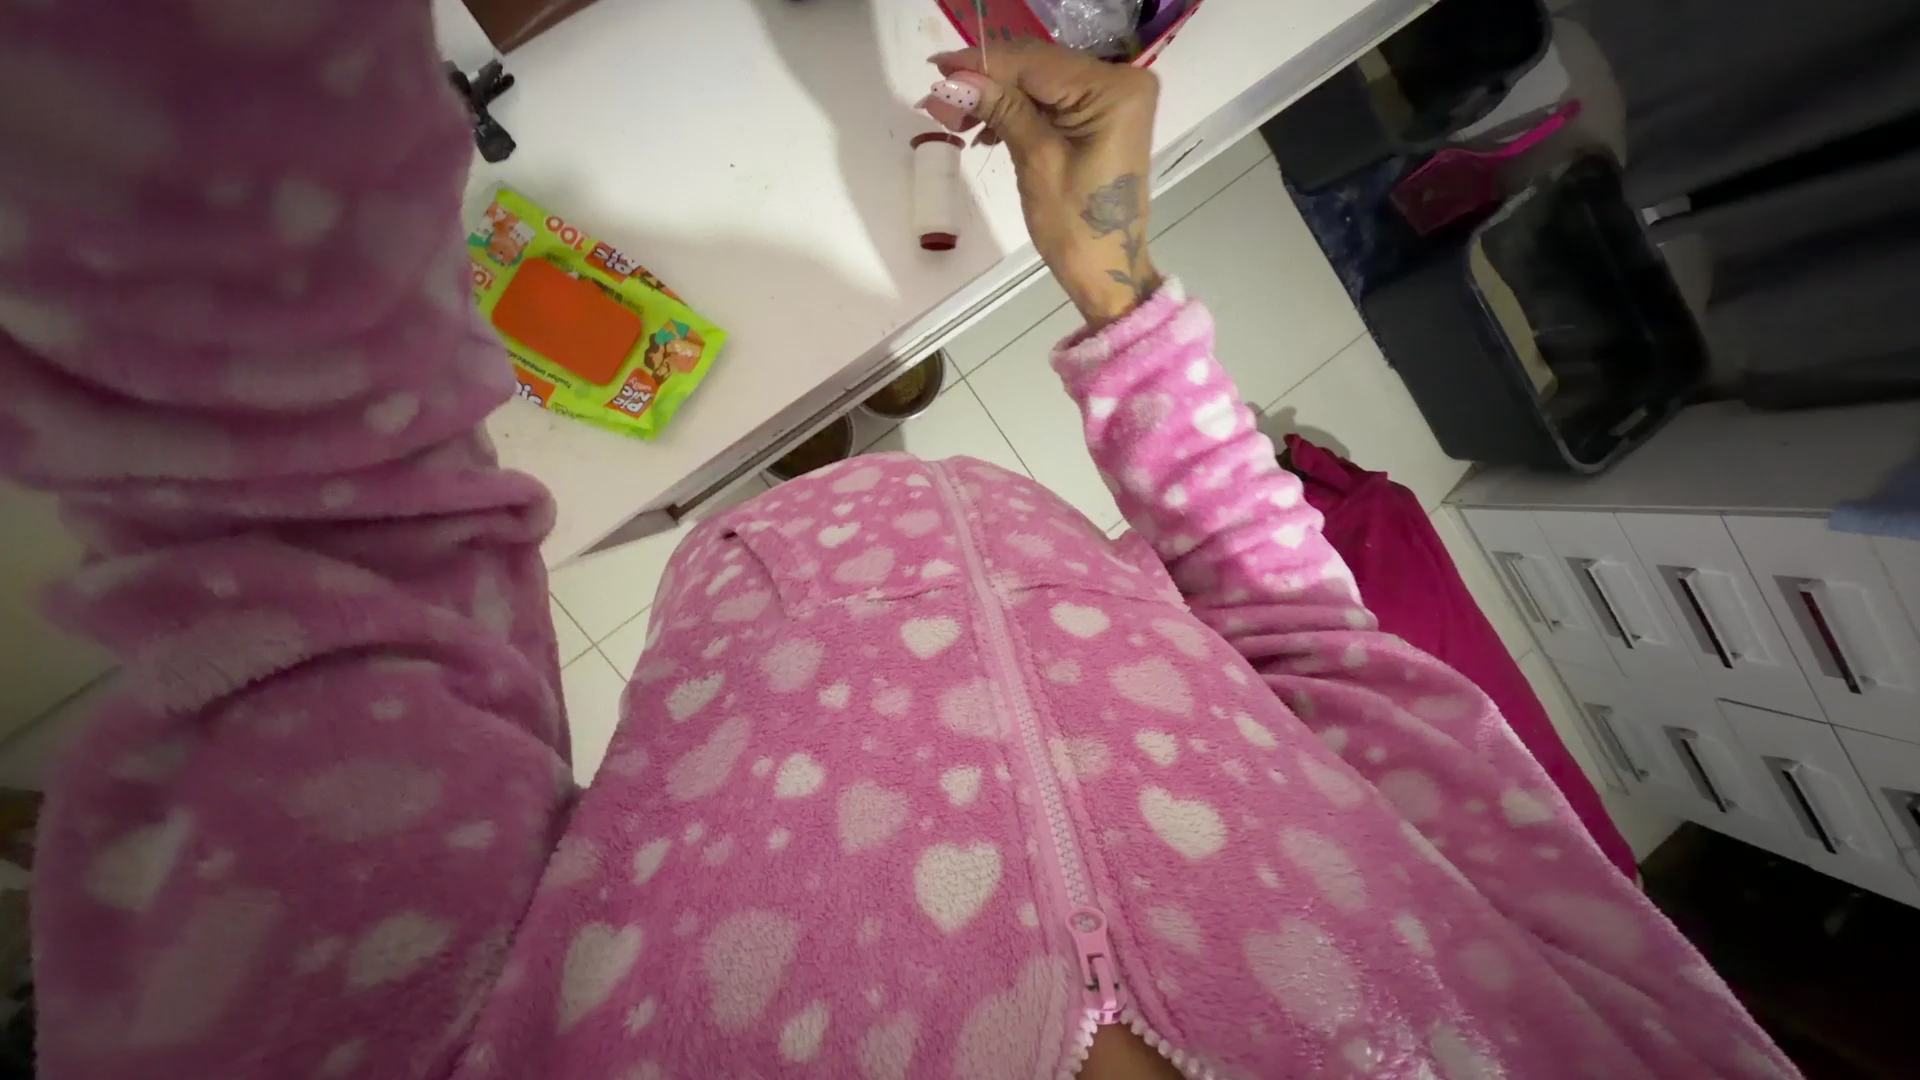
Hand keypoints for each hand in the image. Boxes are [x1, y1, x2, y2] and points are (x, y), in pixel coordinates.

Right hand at [922, 43, 1160, 327]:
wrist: (1107, 272)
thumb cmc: (1076, 228)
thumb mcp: (1037, 162)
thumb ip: (1002, 110)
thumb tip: (956, 79)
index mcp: (1113, 90)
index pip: (1037, 62)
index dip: (984, 64)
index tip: (938, 68)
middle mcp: (1121, 81)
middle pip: (1040, 68)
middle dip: (988, 80)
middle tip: (940, 95)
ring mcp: (1113, 99)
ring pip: (1042, 84)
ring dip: (998, 97)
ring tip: (957, 117)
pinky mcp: (1102, 118)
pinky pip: (1054, 103)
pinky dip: (1020, 111)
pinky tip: (987, 126)